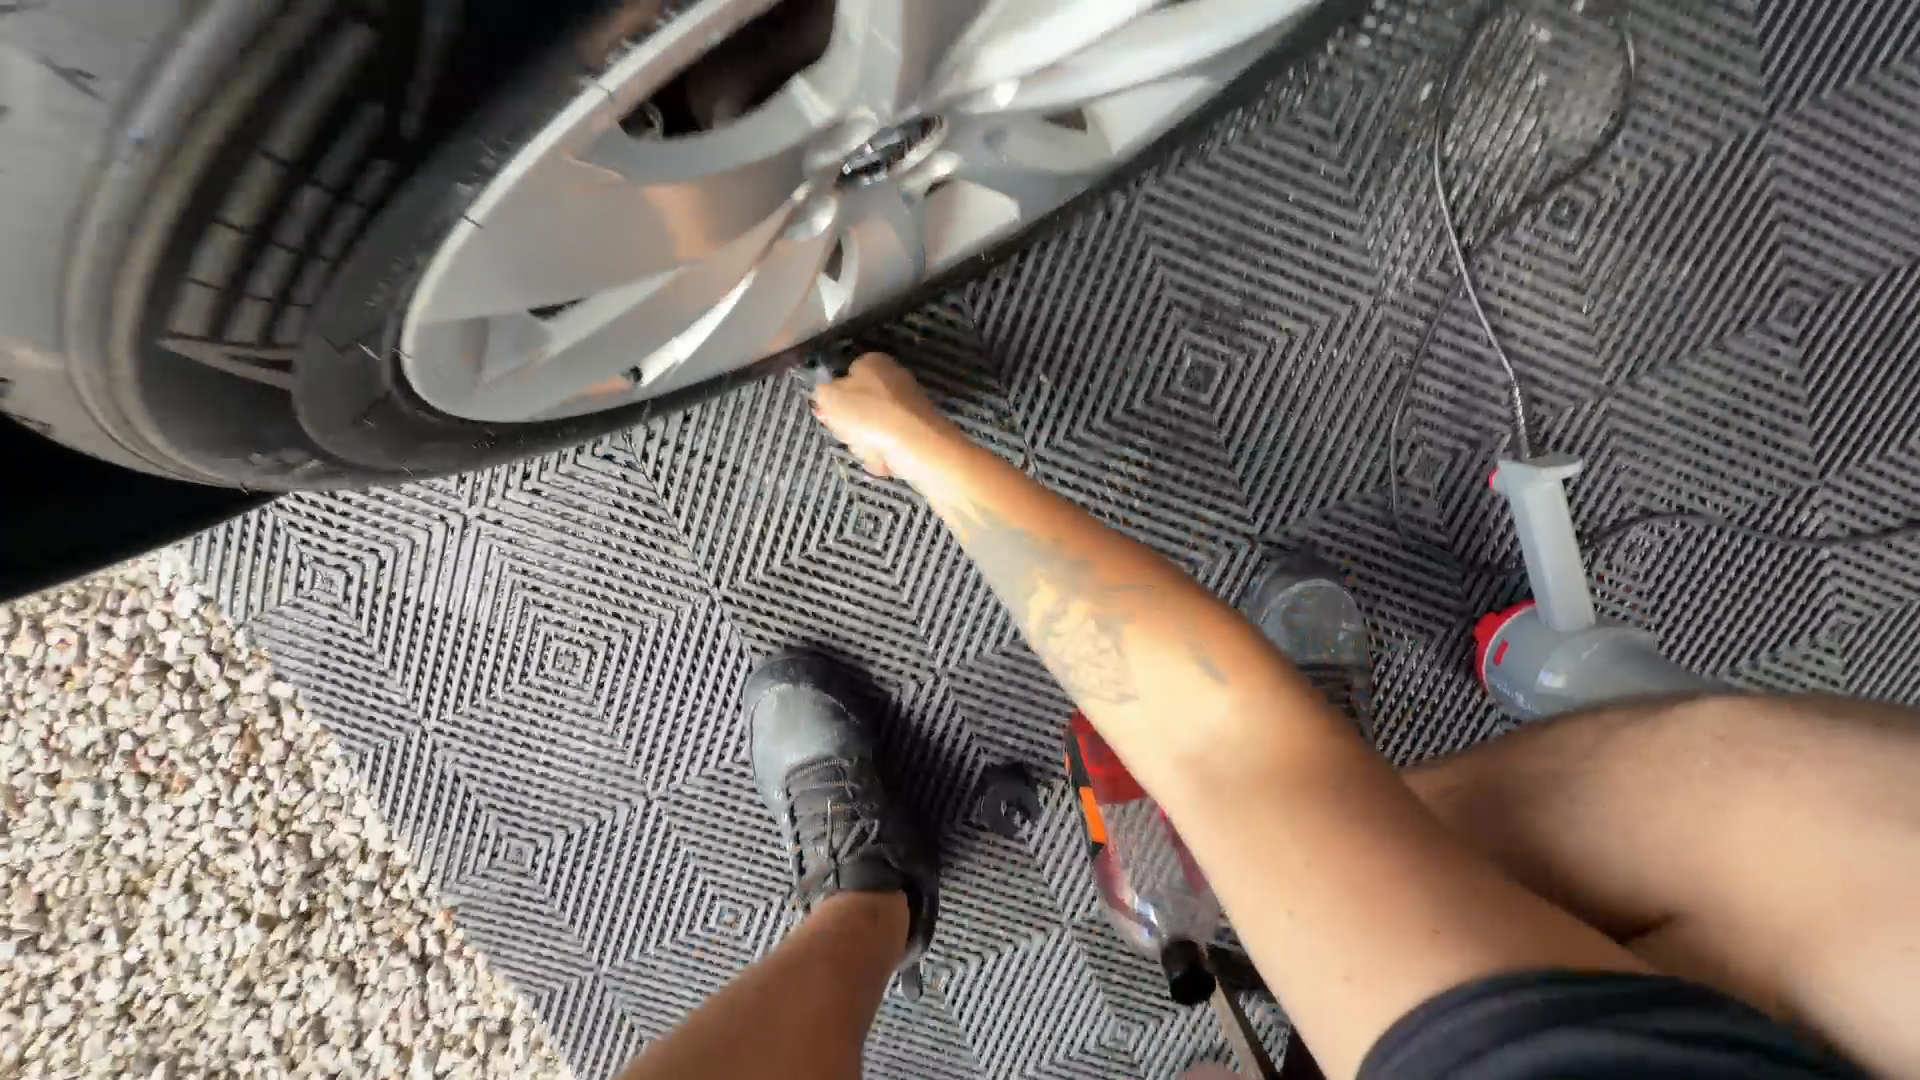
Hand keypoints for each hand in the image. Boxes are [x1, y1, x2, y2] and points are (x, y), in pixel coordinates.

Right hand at [811, 353, 953, 480]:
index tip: (831, 417)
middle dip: (852, 427)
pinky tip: (886, 462)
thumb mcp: (829, 398)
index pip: (845, 379)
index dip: (835, 401)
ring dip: (867, 446)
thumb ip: (822, 392)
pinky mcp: (920, 430)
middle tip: (851, 436)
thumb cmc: (868, 416)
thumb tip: (826, 394)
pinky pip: (892, 445)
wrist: (918, 445)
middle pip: (860, 408)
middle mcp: (895, 378)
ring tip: (872, 451)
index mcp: (873, 362)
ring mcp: (910, 405)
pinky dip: (885, 456)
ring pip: (874, 430)